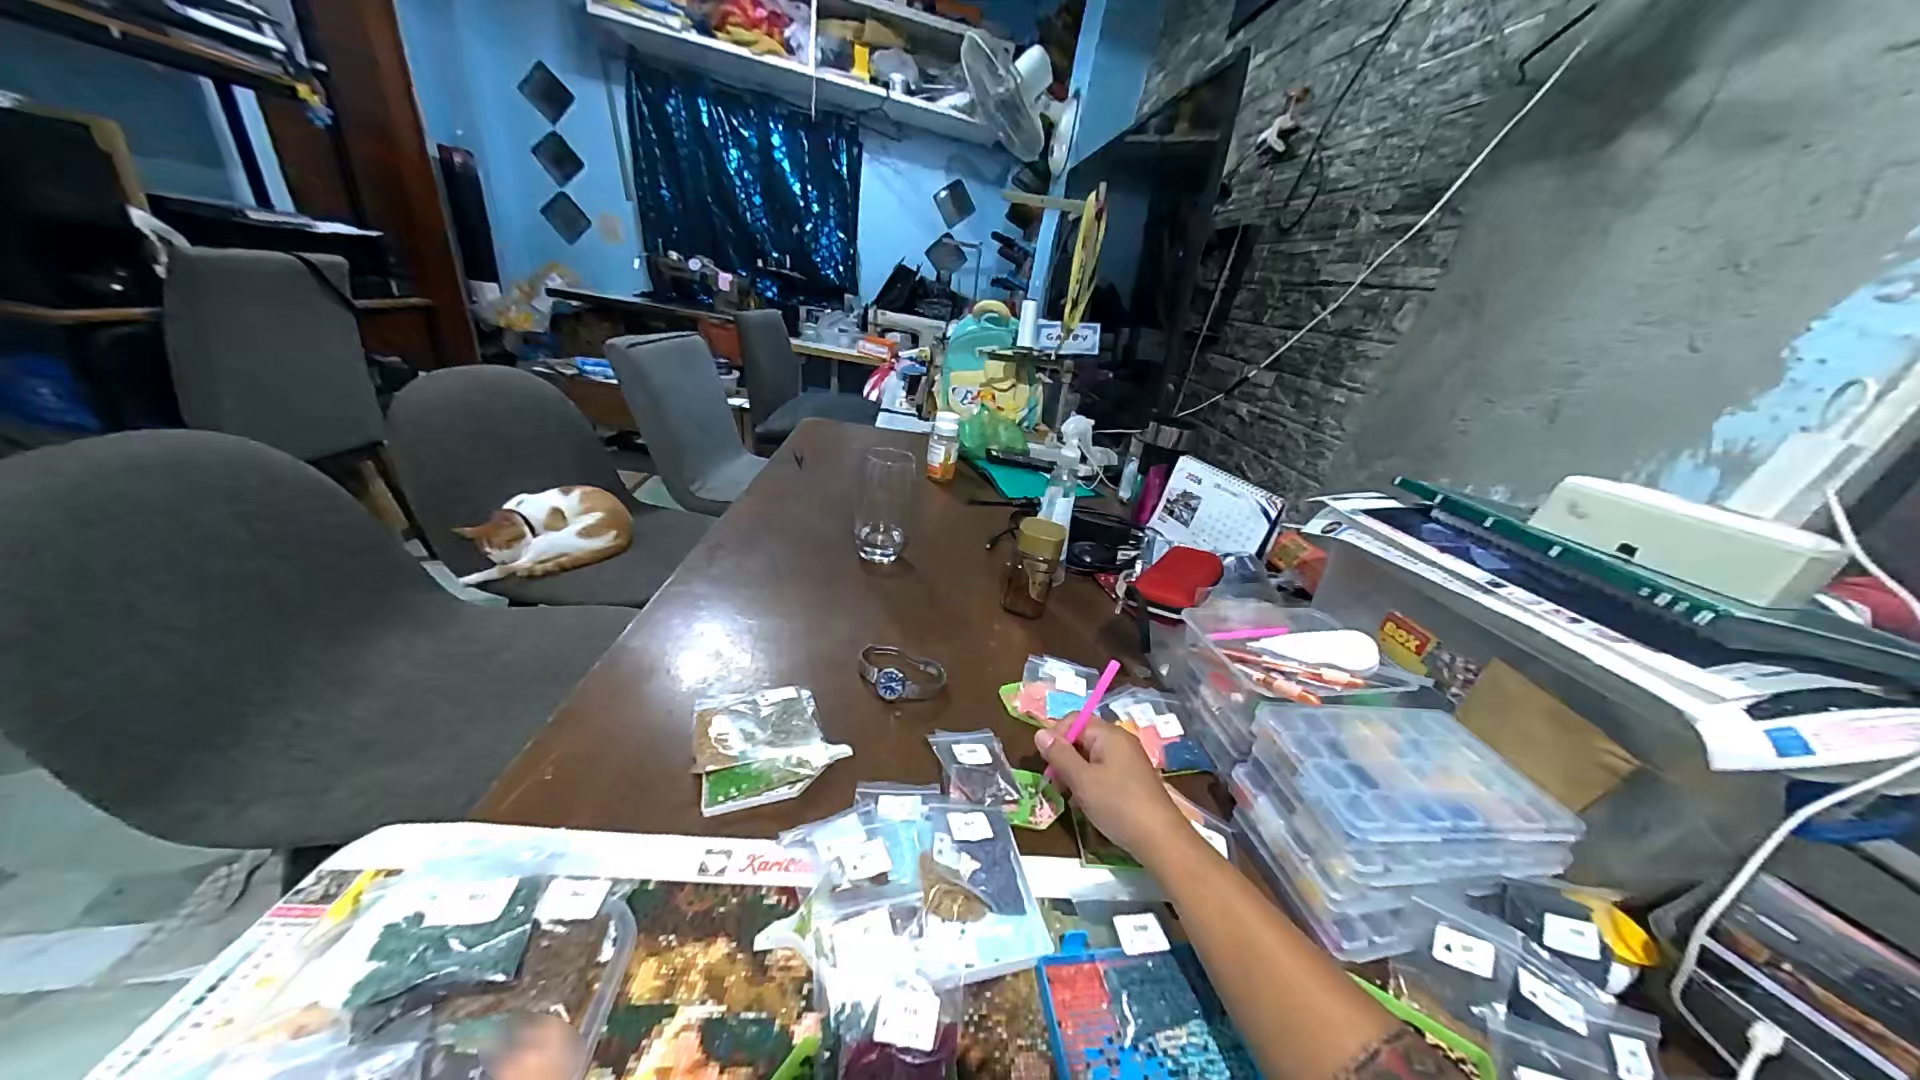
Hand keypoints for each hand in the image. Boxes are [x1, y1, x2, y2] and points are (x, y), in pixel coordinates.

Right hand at [1036, 723, 1206, 869]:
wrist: (1160, 839)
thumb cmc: (1117, 804)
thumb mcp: (1082, 780)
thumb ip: (1059, 755)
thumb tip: (1040, 733)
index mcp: (1109, 734)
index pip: (1073, 720)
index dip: (1056, 737)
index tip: (1047, 763)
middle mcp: (1120, 741)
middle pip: (1082, 737)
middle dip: (1064, 757)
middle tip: (1056, 784)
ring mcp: (1129, 760)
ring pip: (1091, 756)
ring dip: (1076, 772)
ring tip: (1070, 797)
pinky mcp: (1133, 779)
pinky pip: (1104, 770)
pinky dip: (1091, 782)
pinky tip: (1088, 803)